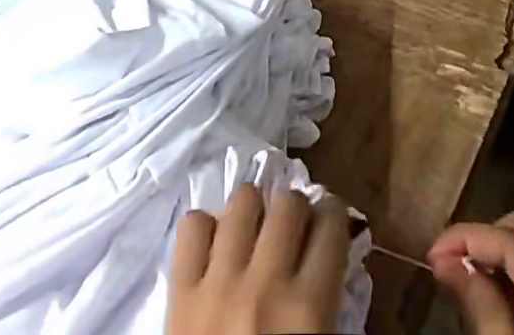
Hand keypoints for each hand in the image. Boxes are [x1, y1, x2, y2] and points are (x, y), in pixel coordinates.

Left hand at [169, 183, 350, 334]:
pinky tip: (217, 247)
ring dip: (254, 210)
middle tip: (294, 227)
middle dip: (296, 209)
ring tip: (255, 229)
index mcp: (308, 310)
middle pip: (287, 204)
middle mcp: (265, 283)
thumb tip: (332, 258)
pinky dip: (206, 227)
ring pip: (241, 203)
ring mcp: (217, 282)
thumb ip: (329, 308)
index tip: (331, 219)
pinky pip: (192, 227)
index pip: (331, 228)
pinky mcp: (179, 290)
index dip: (334, 216)